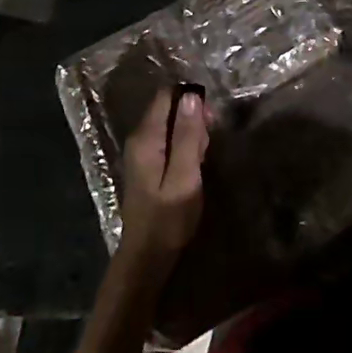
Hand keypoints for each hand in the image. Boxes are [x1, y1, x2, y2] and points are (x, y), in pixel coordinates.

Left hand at [119, 87, 210, 265]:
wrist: (148, 256)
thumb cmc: (168, 218)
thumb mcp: (184, 177)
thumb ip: (187, 136)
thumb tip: (192, 96)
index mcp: (146, 138)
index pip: (166, 96)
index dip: (191, 98)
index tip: (211, 116)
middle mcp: (140, 138)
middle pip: (170, 107)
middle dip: (194, 116)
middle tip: (210, 141)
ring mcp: (143, 151)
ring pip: (172, 124)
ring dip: (192, 132)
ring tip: (204, 154)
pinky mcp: (150, 163)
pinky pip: (171, 140)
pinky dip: (187, 145)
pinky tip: (196, 162)